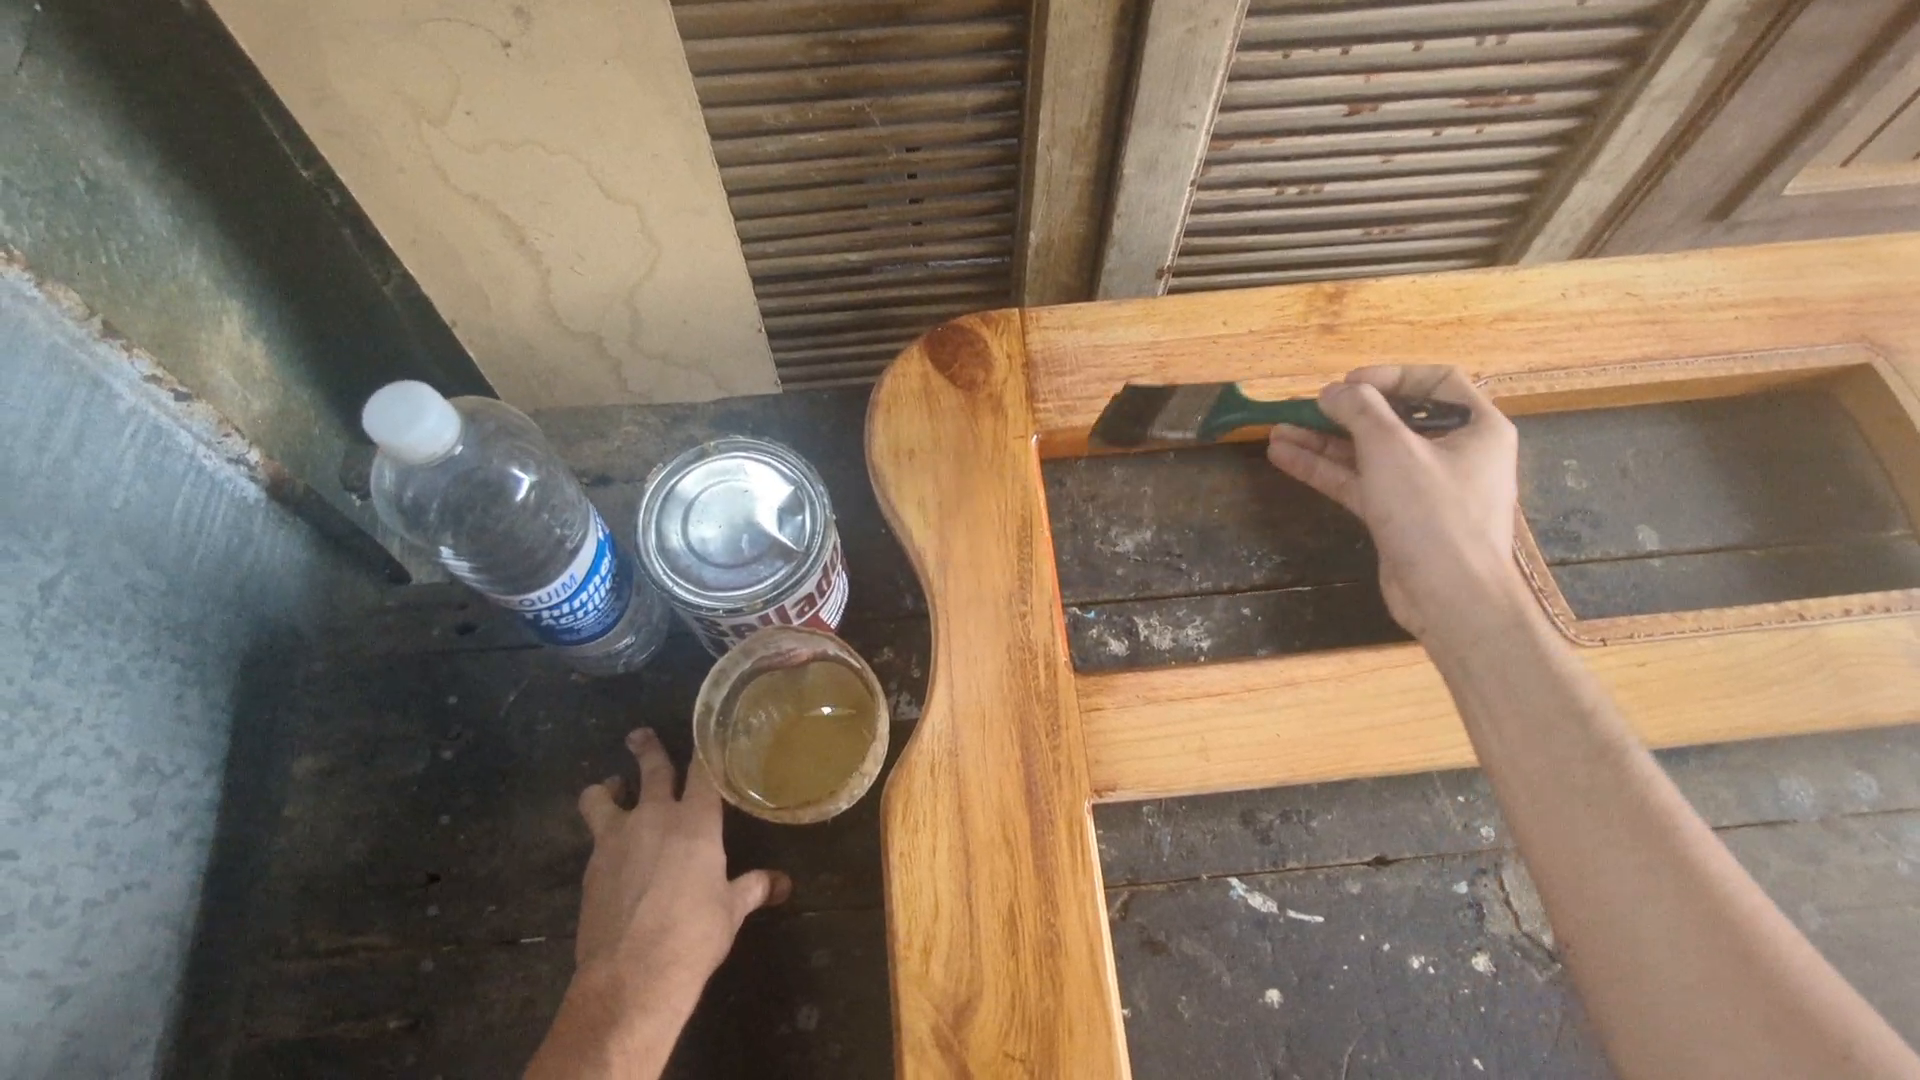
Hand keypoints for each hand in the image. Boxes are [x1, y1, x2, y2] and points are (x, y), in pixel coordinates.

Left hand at [527, 729, 788, 1078]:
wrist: (631, 977)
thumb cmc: (693, 936)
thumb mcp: (731, 911)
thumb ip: (754, 888)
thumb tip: (783, 884)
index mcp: (695, 823)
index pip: (703, 772)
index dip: (706, 749)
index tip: (706, 732)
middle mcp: (654, 819)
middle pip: (650, 769)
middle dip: (646, 748)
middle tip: (639, 735)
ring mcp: (616, 840)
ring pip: (602, 798)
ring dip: (607, 789)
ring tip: (610, 788)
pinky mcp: (591, 867)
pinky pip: (596, 837)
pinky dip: (604, 834)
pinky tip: (613, 852)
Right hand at [1265, 366, 1522, 639]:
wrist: (1450, 596)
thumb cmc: (1433, 512)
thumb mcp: (1392, 449)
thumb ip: (1360, 411)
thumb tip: (1333, 391)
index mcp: (1475, 427)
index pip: (1435, 382)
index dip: (1390, 376)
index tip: (1348, 383)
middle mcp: (1453, 452)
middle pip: (1393, 419)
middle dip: (1344, 413)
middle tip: (1305, 408)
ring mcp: (1423, 487)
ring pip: (1368, 453)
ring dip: (1323, 442)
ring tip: (1277, 431)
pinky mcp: (1398, 516)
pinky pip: (1359, 482)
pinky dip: (1325, 470)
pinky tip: (1285, 457)